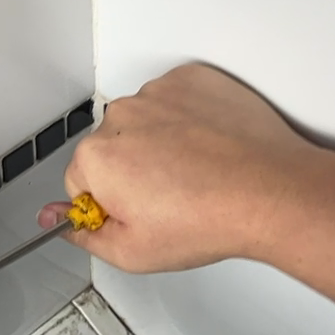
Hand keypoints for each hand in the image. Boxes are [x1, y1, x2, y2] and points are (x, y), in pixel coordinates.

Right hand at [38, 64, 326, 271]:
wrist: (272, 192)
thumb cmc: (207, 220)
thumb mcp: (132, 254)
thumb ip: (85, 236)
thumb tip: (63, 221)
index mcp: (95, 157)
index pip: (80, 181)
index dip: (108, 202)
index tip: (137, 211)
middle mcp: (119, 116)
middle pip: (110, 147)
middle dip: (131, 168)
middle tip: (170, 195)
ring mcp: (157, 93)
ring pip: (142, 121)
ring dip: (159, 140)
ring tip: (195, 171)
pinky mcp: (191, 80)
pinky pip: (175, 99)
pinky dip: (187, 117)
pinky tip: (208, 145)